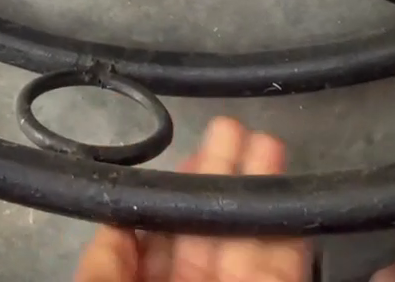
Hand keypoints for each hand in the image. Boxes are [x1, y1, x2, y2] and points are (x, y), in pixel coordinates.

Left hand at [73, 117, 308, 281]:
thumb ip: (103, 265)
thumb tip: (117, 222)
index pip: (161, 235)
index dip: (180, 190)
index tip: (196, 150)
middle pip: (210, 231)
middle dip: (225, 176)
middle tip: (236, 127)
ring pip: (249, 242)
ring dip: (260, 191)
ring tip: (267, 142)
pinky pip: (283, 269)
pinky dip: (291, 237)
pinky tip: (291, 196)